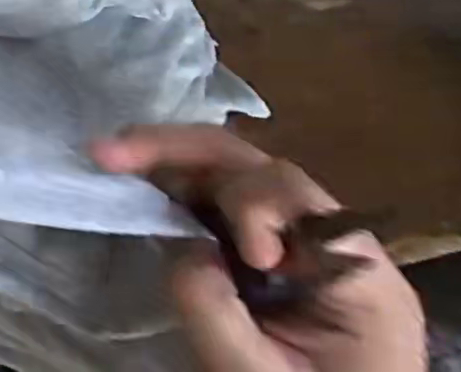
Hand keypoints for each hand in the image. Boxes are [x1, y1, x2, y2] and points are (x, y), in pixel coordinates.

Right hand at [93, 125, 425, 371]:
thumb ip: (216, 311)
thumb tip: (181, 245)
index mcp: (353, 269)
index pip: (293, 193)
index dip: (254, 204)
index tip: (251, 259)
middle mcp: (319, 233)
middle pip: (244, 162)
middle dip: (172, 149)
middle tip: (107, 153)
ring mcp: (283, 232)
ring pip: (220, 167)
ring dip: (161, 157)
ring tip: (109, 158)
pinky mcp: (254, 240)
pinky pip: (209, 191)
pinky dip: (167, 178)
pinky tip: (134, 179)